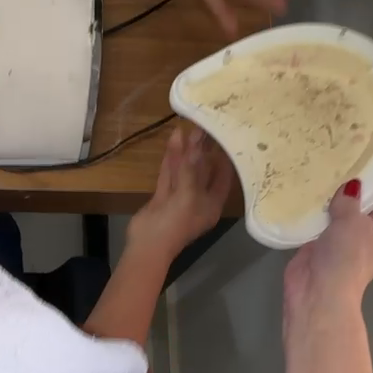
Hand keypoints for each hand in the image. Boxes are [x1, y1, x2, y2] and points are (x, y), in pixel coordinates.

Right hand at [127, 128, 235, 257]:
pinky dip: (170, 160)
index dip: (225, 158)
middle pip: (203, 172)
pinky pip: (169, 176)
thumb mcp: (188, 195)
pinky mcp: (163, 198)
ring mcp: (179, 199)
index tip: (226, 136)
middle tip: (203, 127)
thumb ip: (191, 168)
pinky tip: (173, 141)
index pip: (224, 177)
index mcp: (212, 204)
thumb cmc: (175, 224)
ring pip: (184, 172)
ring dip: (186, 152)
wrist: (146, 246)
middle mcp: (199, 200)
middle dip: (202, 151)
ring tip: (188, 128)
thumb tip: (197, 143)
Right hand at [283, 181, 372, 323]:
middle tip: (330, 178)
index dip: (365, 195)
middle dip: (340, 202)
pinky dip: (305, 223)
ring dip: (321, 212)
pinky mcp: (311, 255)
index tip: (351, 178)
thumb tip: (349, 186)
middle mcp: (360, 247)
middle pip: (351, 216)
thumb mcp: (354, 222)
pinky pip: (309, 233)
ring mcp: (335, 252)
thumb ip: (350, 201)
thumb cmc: (346, 258)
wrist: (317, 293)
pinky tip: (299, 205)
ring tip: (313, 187)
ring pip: (329, 224)